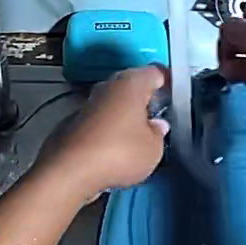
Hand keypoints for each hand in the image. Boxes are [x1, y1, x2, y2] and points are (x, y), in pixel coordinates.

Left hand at [40, 66, 169, 200]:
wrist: (68, 172)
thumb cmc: (118, 153)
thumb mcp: (153, 149)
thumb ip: (159, 134)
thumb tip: (157, 125)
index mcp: (131, 83)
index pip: (156, 72)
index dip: (169, 81)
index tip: (177, 94)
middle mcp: (109, 85)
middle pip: (133, 85)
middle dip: (147, 98)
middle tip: (161, 115)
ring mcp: (88, 102)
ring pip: (115, 102)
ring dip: (126, 114)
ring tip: (140, 135)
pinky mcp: (73, 122)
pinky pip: (100, 119)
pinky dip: (110, 128)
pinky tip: (115, 148)